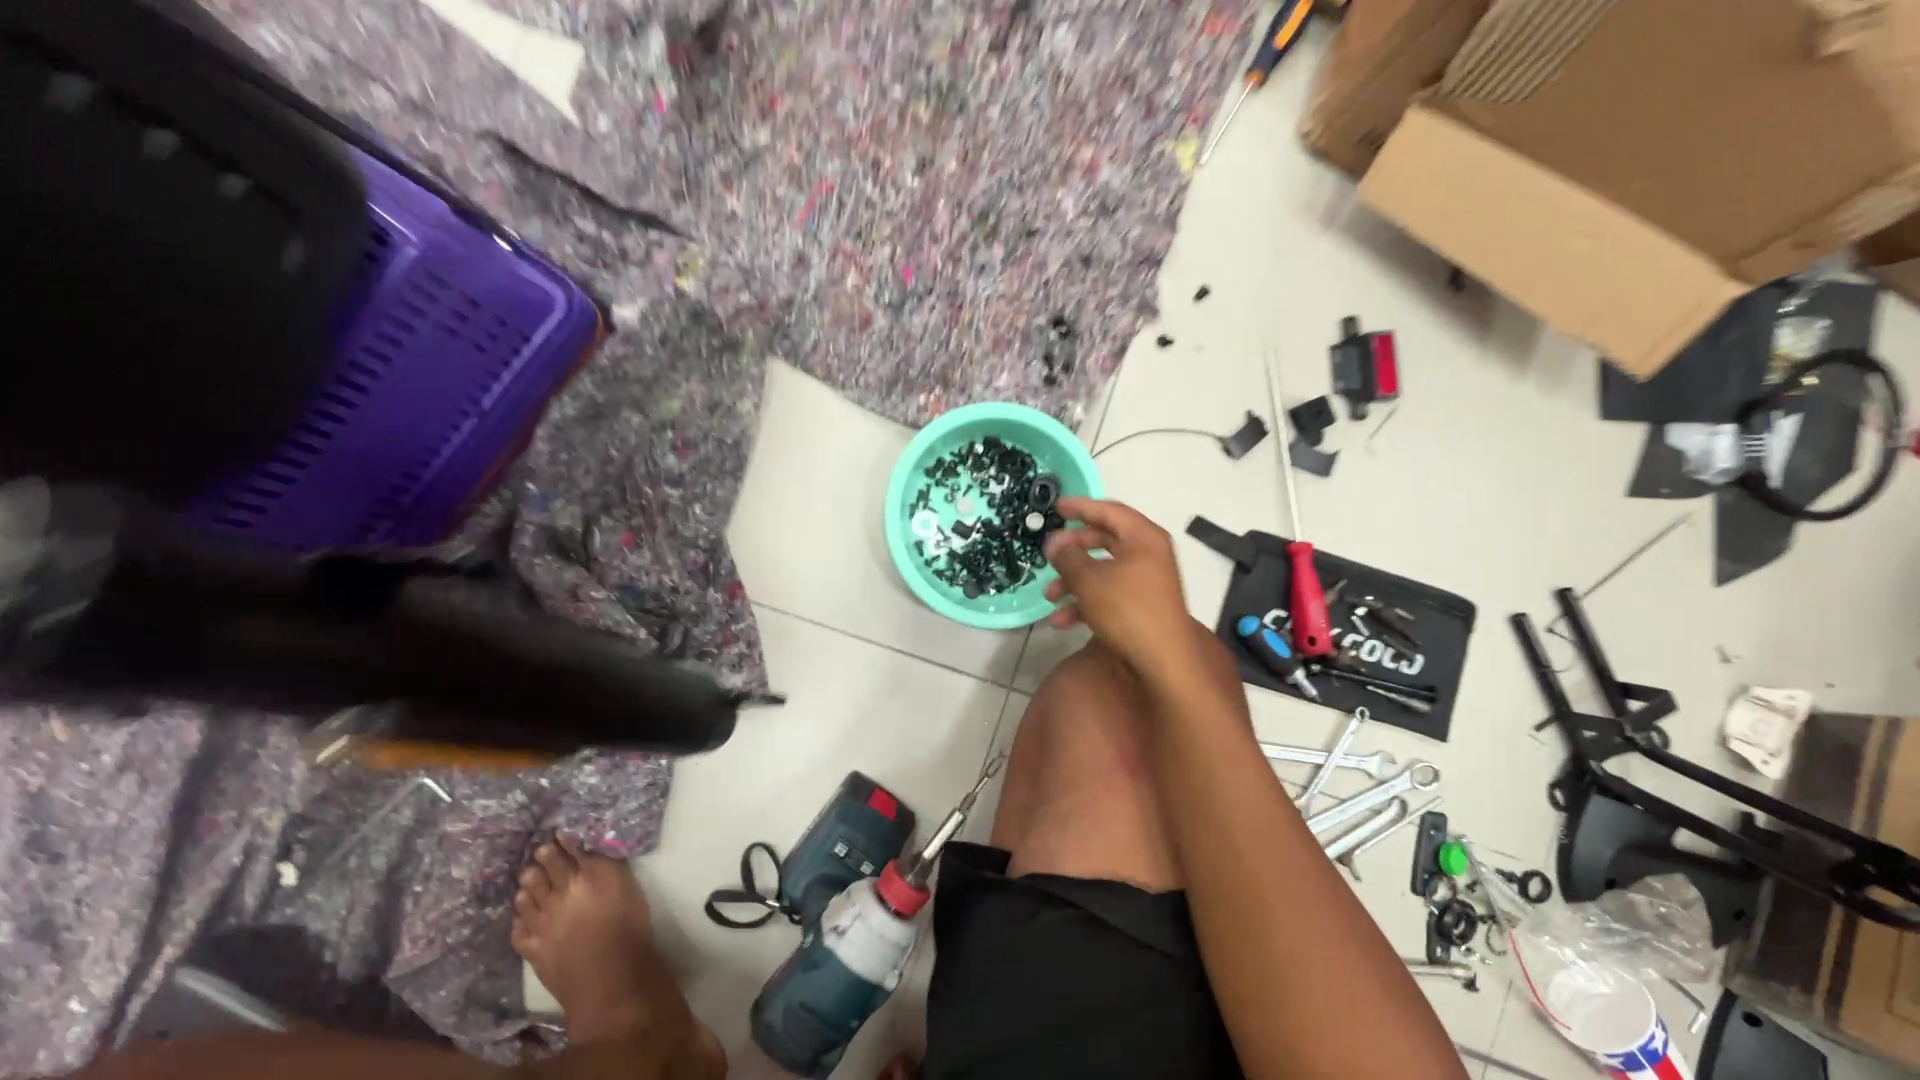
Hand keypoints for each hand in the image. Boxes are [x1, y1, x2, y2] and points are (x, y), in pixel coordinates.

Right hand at [1043, 497, 1194, 669]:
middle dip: (1073, 549)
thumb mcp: (1089, 580)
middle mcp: (1148, 554)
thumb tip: (1054, 543)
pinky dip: (1086, 603)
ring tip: (1049, 596)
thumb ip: (1068, 556)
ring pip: (1103, 571)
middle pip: (1105, 540)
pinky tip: (1061, 622)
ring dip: (1073, 581)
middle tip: (1049, 553)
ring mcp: (1147, 581)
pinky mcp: (1142, 606)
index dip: (1080, 507)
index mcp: (1143, 538)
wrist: (1163, 661)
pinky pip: (1109, 594)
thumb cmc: (1127, 610)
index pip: (1109, 511)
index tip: (1057, 506)